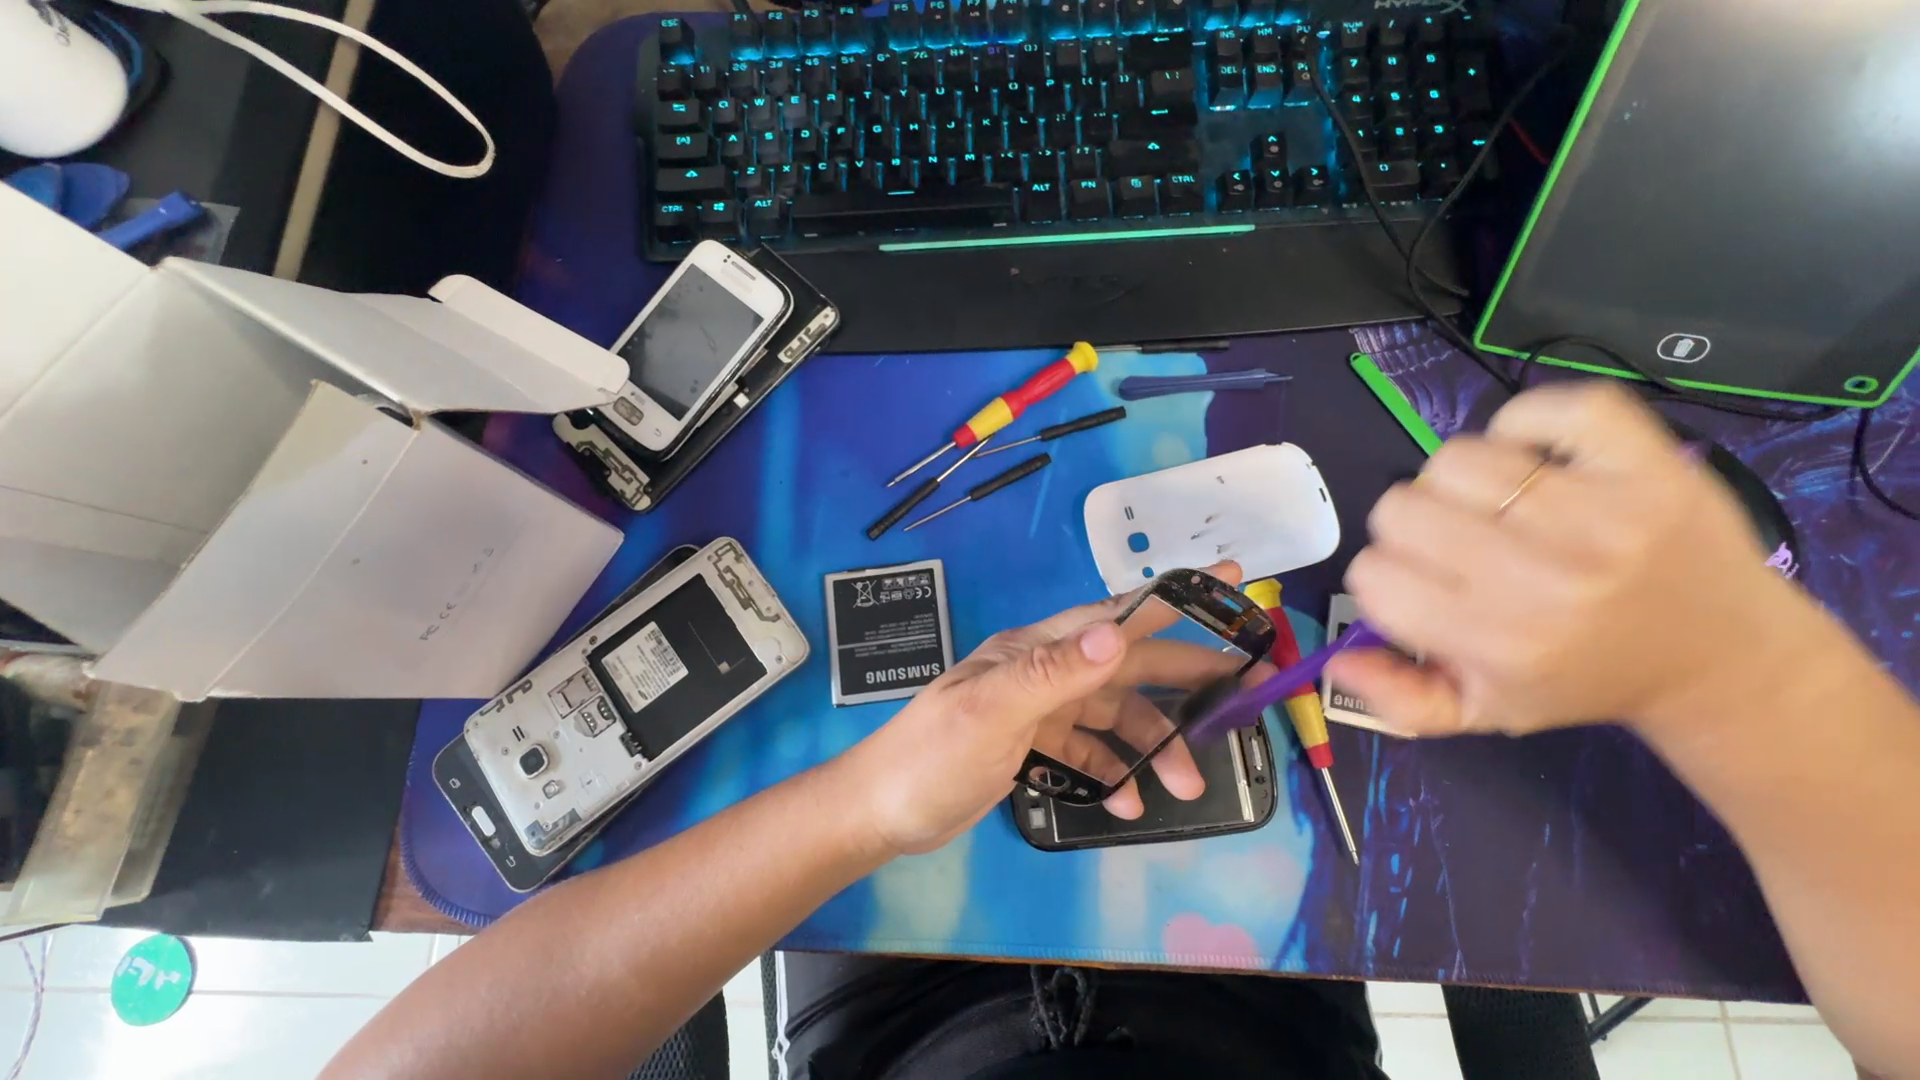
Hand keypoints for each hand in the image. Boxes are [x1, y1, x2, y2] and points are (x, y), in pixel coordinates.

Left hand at [836, 563, 1246, 855]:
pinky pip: (1088, 751)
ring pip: (1114, 715)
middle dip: (1186, 678)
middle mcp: (1043, 670)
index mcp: (1035, 648)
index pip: (1115, 614)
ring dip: (1151, 745)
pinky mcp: (1032, 745)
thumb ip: (1054, 672)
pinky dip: (1112, 772)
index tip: (1230, 578)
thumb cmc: (933, 755)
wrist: (882, 810)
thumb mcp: (992, 712)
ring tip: (1185, 785)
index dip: (1174, 597)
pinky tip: (1126, 803)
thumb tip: (1118, 632)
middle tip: (1246, 691)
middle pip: (1129, 666)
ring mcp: (1039, 708)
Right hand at [1328, 382, 1816, 737]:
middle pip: (1401, 508)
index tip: (1418, 586)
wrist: (1723, 659)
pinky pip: (1554, 410)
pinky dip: (1526, 423)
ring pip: (1455, 458)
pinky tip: (1533, 458)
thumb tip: (1336, 658)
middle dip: (1410, 526)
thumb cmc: (1581, 681)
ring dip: (1455, 479)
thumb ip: (1398, 698)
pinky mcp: (1647, 465)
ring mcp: (1600, 514)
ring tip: (1489, 504)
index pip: (1374, 574)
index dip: (1382, 576)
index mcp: (1497, 640)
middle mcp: (1542, 578)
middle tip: (1452, 544)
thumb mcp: (1484, 712)